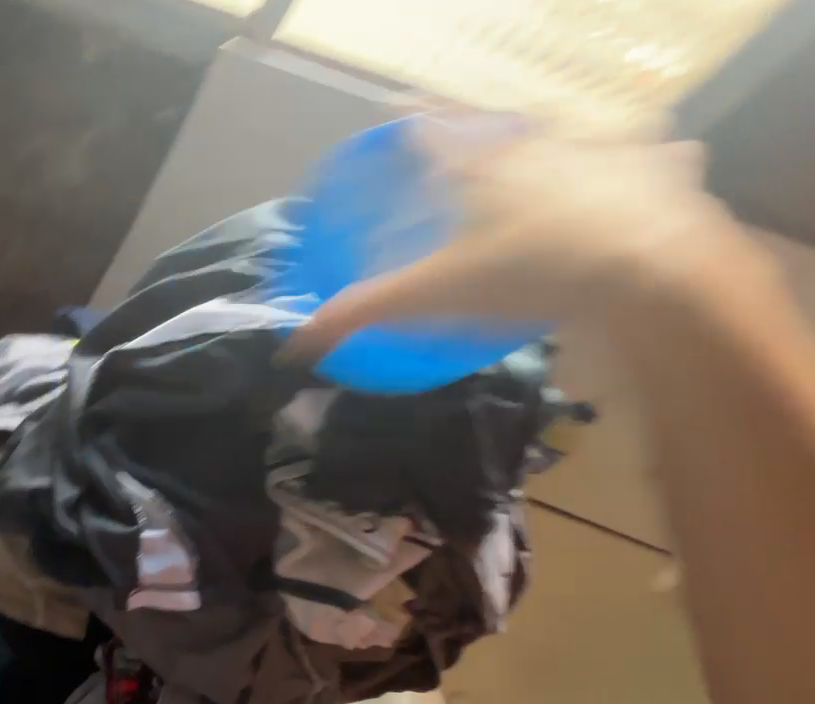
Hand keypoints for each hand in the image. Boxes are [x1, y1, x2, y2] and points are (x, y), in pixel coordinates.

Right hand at [283, 115, 749, 361]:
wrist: (644, 269)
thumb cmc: (523, 270)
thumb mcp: (425, 297)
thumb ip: (358, 313)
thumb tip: (293, 345)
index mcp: (478, 164)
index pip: (429, 128)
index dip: (406, 119)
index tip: (393, 107)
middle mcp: (539, 143)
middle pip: (500, 125)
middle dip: (483, 133)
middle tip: (472, 148)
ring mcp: (604, 149)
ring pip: (577, 132)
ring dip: (561, 144)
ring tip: (552, 163)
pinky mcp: (661, 170)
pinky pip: (655, 153)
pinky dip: (642, 162)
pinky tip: (637, 175)